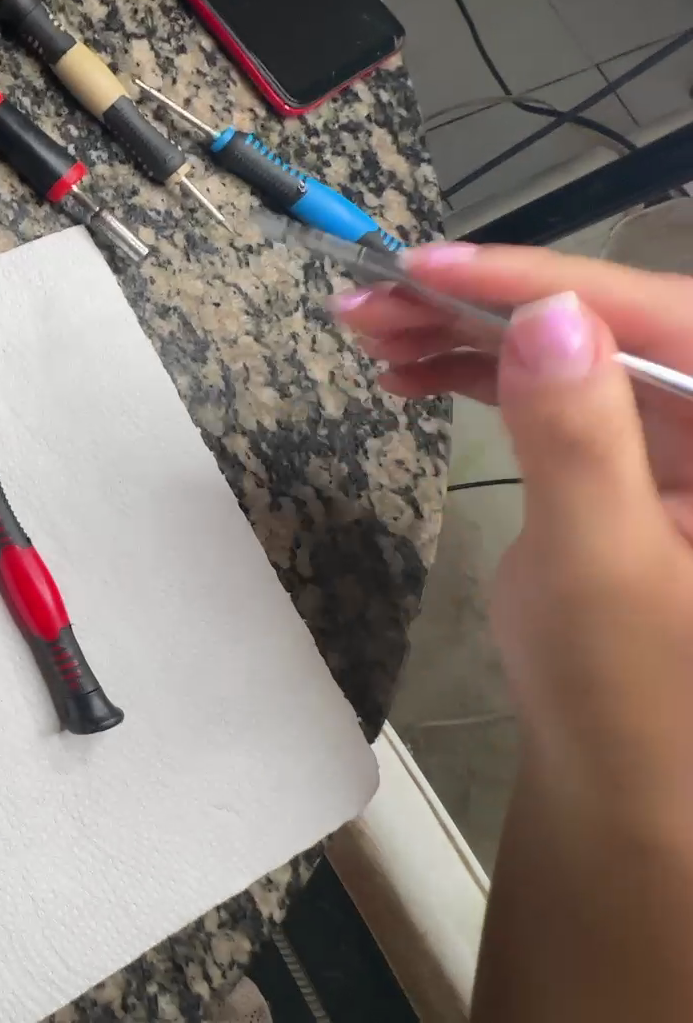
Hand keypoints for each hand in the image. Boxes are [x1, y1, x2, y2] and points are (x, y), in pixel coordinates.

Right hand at [332, 243, 692, 803]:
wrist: (630, 764)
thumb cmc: (629, 685)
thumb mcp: (598, 562)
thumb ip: (577, 437)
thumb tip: (544, 319)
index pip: (671, 322)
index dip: (543, 282)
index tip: (425, 266)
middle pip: (617, 325)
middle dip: (486, 305)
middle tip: (371, 302)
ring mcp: (688, 439)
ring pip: (575, 352)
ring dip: (466, 336)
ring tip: (369, 334)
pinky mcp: (635, 458)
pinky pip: (556, 392)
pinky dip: (477, 377)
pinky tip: (409, 375)